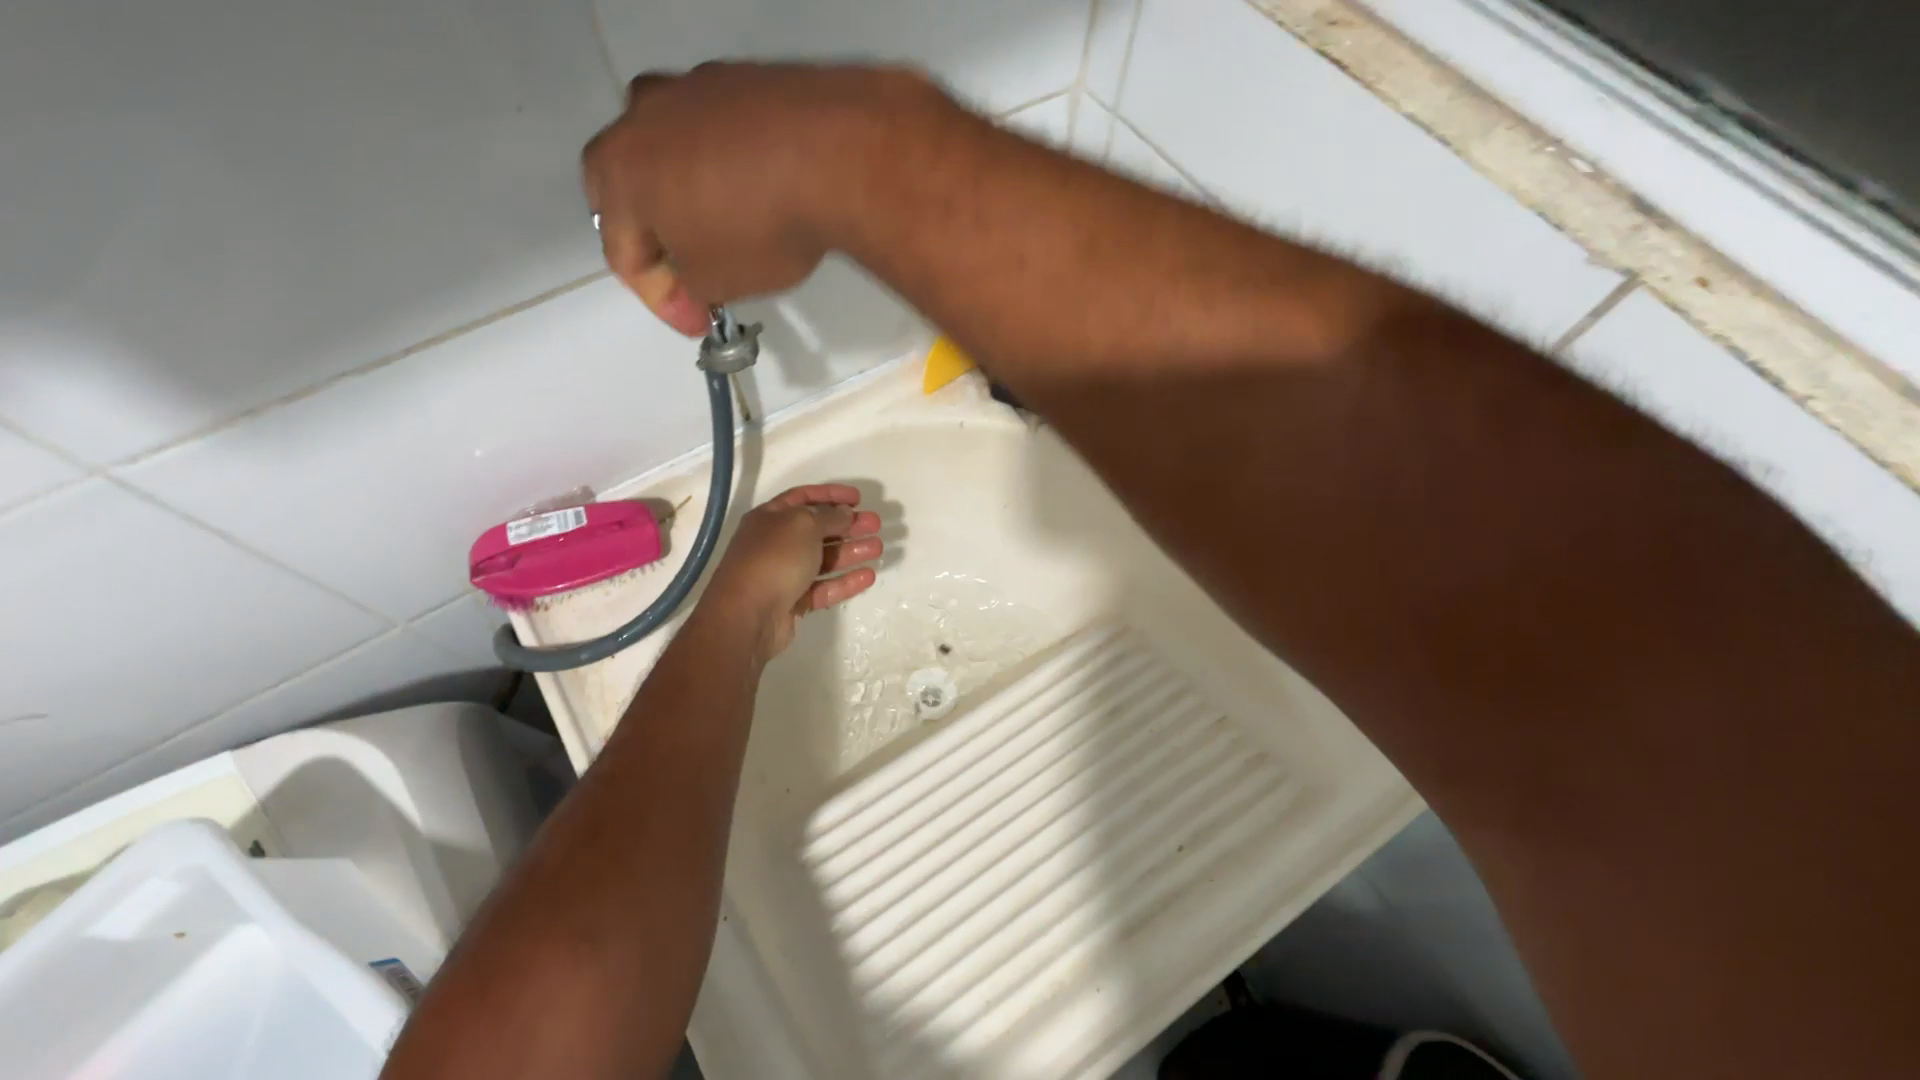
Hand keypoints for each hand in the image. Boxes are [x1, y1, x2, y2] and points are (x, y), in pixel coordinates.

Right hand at [580, 62, 949, 335]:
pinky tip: (766, 192)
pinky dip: (737, 167)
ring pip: (680, 153)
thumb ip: (690, 285)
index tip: (698, 323)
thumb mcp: (718, 280)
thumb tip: (694, 277)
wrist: (837, 152)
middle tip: (697, 273)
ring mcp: (695, 87)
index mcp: (617, 170)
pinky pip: (727, 135)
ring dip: (697, 195)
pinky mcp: (745, 77)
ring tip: (734, 233)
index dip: (660, 299)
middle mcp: (641, 115)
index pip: (624, 252)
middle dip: (664, 237)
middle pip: (639, 189)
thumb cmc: (760, 225)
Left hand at [698, 485, 883, 660]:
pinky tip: (869, 576)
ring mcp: (783, 574)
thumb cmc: (773, 559)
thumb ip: (829, 516)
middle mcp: (775, 543)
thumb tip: (845, 514)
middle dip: (847, 525)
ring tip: (878, 548)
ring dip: (851, 552)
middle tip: (875, 524)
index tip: (859, 498)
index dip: (831, 495)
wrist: (746, 616)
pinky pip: (823, 588)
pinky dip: (845, 582)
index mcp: (769, 518)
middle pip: (817, 529)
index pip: (803, 498)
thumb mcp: (803, 525)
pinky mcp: (793, 602)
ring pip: (823, 559)